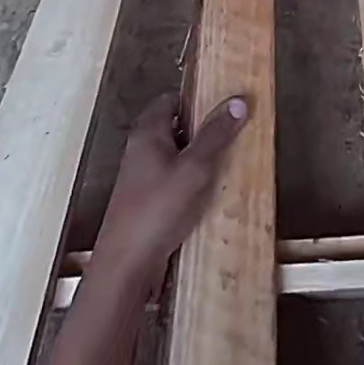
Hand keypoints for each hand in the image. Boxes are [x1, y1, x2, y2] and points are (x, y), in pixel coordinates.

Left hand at [89, 93, 248, 291]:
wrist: (125, 268)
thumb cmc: (158, 209)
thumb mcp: (195, 167)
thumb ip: (216, 134)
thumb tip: (238, 101)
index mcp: (147, 133)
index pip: (170, 99)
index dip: (194, 96)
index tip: (221, 99)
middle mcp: (140, 150)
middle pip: (174, 126)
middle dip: (202, 127)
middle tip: (231, 128)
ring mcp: (141, 178)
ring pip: (175, 154)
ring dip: (198, 155)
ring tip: (228, 157)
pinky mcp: (146, 202)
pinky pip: (173, 179)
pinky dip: (191, 179)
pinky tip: (210, 190)